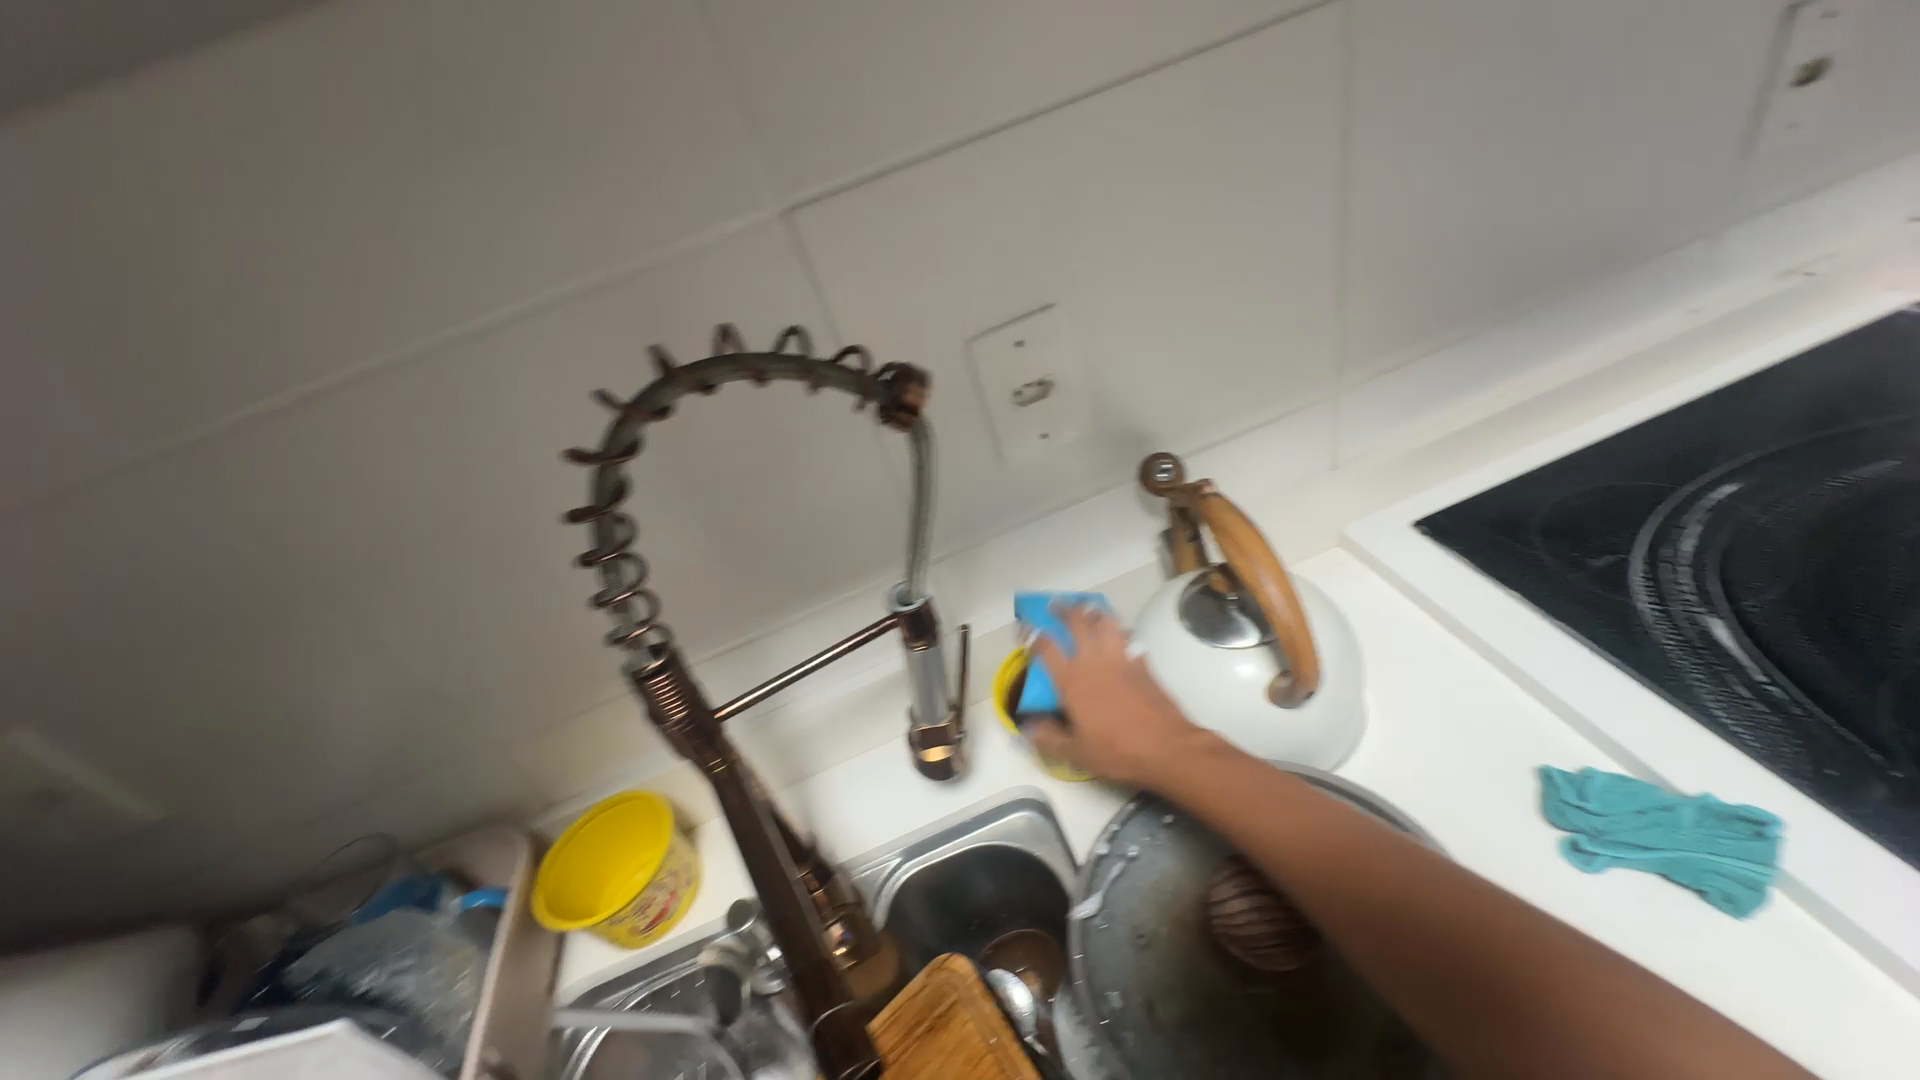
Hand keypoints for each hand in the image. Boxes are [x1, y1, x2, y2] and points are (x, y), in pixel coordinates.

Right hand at [1024, 603, 1205, 787]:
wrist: (1166, 746)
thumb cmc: (1117, 751)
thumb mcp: (1076, 753)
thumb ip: (1049, 739)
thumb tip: (1028, 728)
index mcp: (1072, 681)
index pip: (1046, 647)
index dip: (1031, 634)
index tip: (1024, 627)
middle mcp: (1094, 662)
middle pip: (1077, 622)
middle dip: (1064, 610)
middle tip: (1056, 606)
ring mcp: (1121, 659)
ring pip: (1106, 622)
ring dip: (1094, 612)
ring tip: (1088, 610)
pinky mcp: (1143, 663)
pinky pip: (1128, 637)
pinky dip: (1120, 631)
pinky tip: (1119, 635)